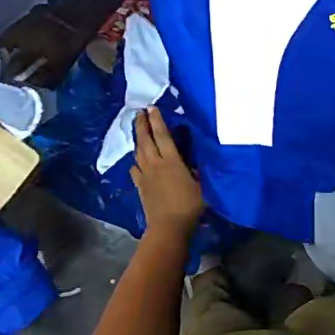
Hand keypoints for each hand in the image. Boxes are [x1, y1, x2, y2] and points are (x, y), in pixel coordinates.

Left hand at [131, 108, 202, 236]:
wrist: (168, 227)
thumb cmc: (189, 205)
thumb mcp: (199, 185)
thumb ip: (193, 170)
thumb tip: (190, 161)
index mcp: (171, 161)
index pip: (163, 135)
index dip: (157, 120)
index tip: (152, 107)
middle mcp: (155, 164)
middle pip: (145, 140)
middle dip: (141, 125)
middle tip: (139, 113)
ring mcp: (145, 175)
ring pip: (138, 153)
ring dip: (137, 140)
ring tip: (138, 131)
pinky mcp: (140, 187)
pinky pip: (135, 169)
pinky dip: (135, 162)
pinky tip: (136, 162)